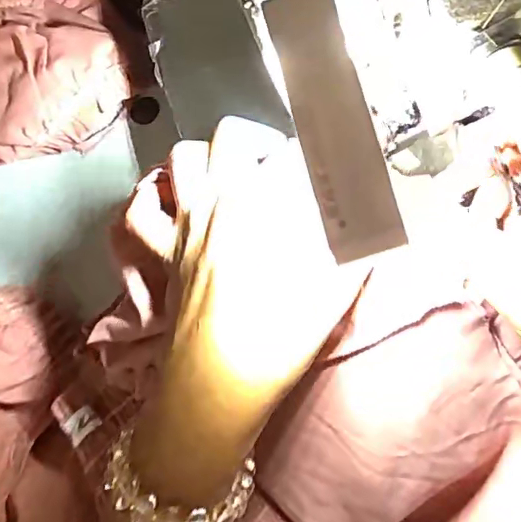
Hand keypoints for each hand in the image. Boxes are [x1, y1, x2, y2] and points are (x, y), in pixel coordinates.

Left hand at [123, 121, 370, 499]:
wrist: (219, 386)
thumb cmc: (281, 333)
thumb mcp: (338, 279)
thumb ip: (360, 236)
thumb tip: (380, 206)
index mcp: (264, 199)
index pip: (296, 149)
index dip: (322, 143)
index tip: (338, 149)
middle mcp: (219, 197)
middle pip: (232, 135)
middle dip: (260, 137)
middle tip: (279, 161)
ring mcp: (184, 223)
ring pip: (182, 159)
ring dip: (207, 154)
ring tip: (230, 170)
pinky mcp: (161, 254)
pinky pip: (140, 212)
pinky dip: (152, 198)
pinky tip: (172, 201)